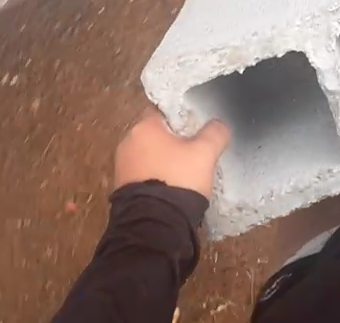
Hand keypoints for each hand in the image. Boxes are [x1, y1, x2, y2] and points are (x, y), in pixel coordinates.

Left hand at [114, 109, 229, 198]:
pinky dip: (157, 179)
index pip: (163, 111)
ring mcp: (121, 169)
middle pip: (156, 134)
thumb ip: (215, 132)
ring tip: (185, 176)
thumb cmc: (178, 179)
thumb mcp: (206, 152)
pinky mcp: (121, 192)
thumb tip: (219, 125)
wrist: (153, 229)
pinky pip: (144, 177)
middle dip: (174, 142)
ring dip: (165, 163)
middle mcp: (127, 144)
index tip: (196, 130)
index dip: (182, 117)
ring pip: (150, 157)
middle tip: (194, 153)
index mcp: (143, 128)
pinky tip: (172, 191)